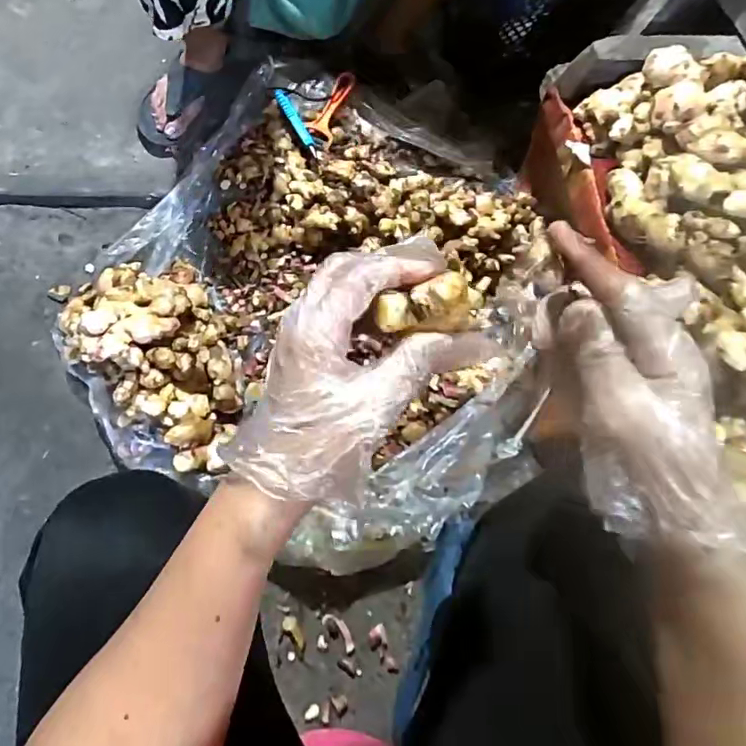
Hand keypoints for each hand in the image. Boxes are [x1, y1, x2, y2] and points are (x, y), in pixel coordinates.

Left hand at [226, 239, 496, 505]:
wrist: (271, 479)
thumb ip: (420, 362)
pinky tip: (387, 324)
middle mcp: (300, 317)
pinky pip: (330, 306)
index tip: (439, 272)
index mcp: (315, 327)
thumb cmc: (322, 446)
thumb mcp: (377, 404)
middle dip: (386, 265)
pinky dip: (361, 304)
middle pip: (343, 269)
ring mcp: (295, 329)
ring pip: (334, 284)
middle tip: (427, 277)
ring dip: (373, 282)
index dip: (401, 266)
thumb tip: (474, 341)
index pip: (360, 275)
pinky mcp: (298, 344)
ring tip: (413, 294)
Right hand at [537, 222, 745, 550]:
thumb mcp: (622, 407)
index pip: (622, 292)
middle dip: (570, 291)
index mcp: (665, 349)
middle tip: (536, 297)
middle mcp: (653, 353)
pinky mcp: (619, 397)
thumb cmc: (654, 468)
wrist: (674, 535)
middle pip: (608, 304)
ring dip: (561, 319)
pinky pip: (586, 356)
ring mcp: (636, 375)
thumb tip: (578, 303)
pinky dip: (561, 346)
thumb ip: (598, 351)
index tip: (554, 230)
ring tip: (533, 323)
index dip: (587, 261)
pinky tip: (543, 346)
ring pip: (593, 328)